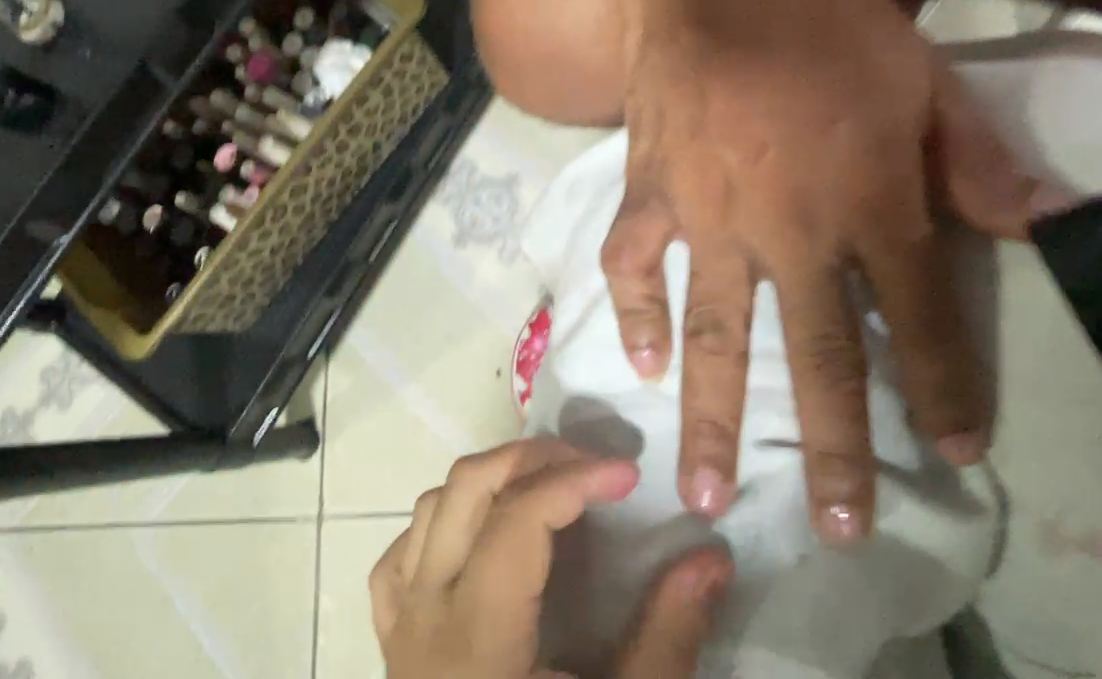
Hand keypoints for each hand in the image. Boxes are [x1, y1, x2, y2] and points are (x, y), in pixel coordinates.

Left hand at [370, 438, 733, 678]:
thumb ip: (667, 639)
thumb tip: (712, 559)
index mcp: (476, 636)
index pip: (518, 518)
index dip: (575, 480)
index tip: (629, 474)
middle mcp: (424, 615)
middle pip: (467, 489)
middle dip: (533, 459)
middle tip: (593, 467)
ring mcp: (398, 625)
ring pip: (431, 508)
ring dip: (491, 482)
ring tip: (549, 490)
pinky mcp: (389, 642)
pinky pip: (402, 555)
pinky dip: (444, 523)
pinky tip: (484, 538)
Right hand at [598, 0, 1043, 541]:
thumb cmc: (824, 12)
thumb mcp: (921, 69)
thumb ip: (972, 155)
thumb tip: (1029, 227)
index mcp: (869, 200)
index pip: (921, 316)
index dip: (947, 389)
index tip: (960, 452)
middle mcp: (791, 232)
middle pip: (821, 357)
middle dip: (837, 447)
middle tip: (838, 530)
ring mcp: (709, 222)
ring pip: (718, 339)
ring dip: (717, 422)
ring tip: (706, 493)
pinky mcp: (649, 196)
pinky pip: (635, 269)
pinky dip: (636, 317)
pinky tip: (644, 361)